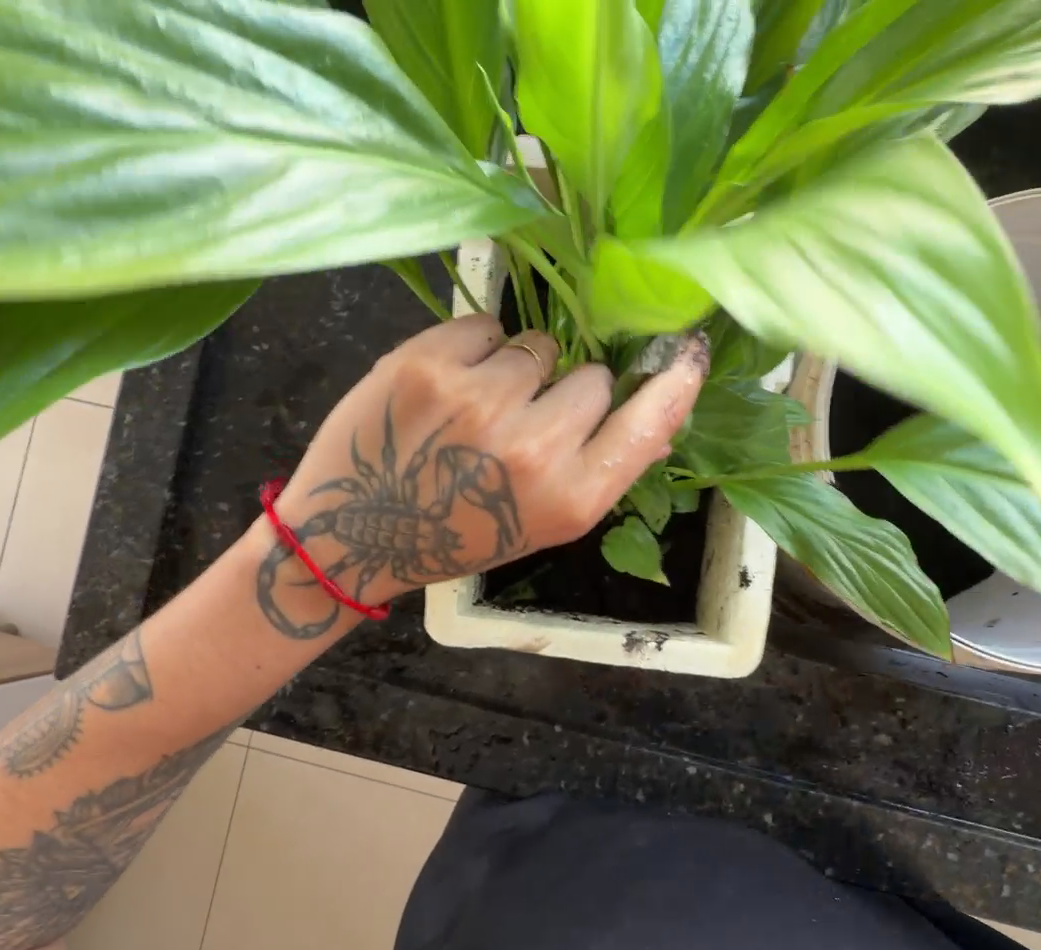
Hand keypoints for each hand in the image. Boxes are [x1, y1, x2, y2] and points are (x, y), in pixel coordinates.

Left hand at [254, 314, 707, 638]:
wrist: (354, 533)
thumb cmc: (456, 533)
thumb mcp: (541, 526)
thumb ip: (602, 471)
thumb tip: (663, 418)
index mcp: (569, 500)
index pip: (648, 423)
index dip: (672, 384)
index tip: (687, 354)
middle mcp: (533, 449)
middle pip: (592, 377)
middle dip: (565, 394)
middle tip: (520, 425)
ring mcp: (479, 400)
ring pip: (538, 347)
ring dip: (517, 371)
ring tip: (474, 411)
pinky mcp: (429, 362)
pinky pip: (487, 326)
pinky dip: (472, 350)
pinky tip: (446, 390)